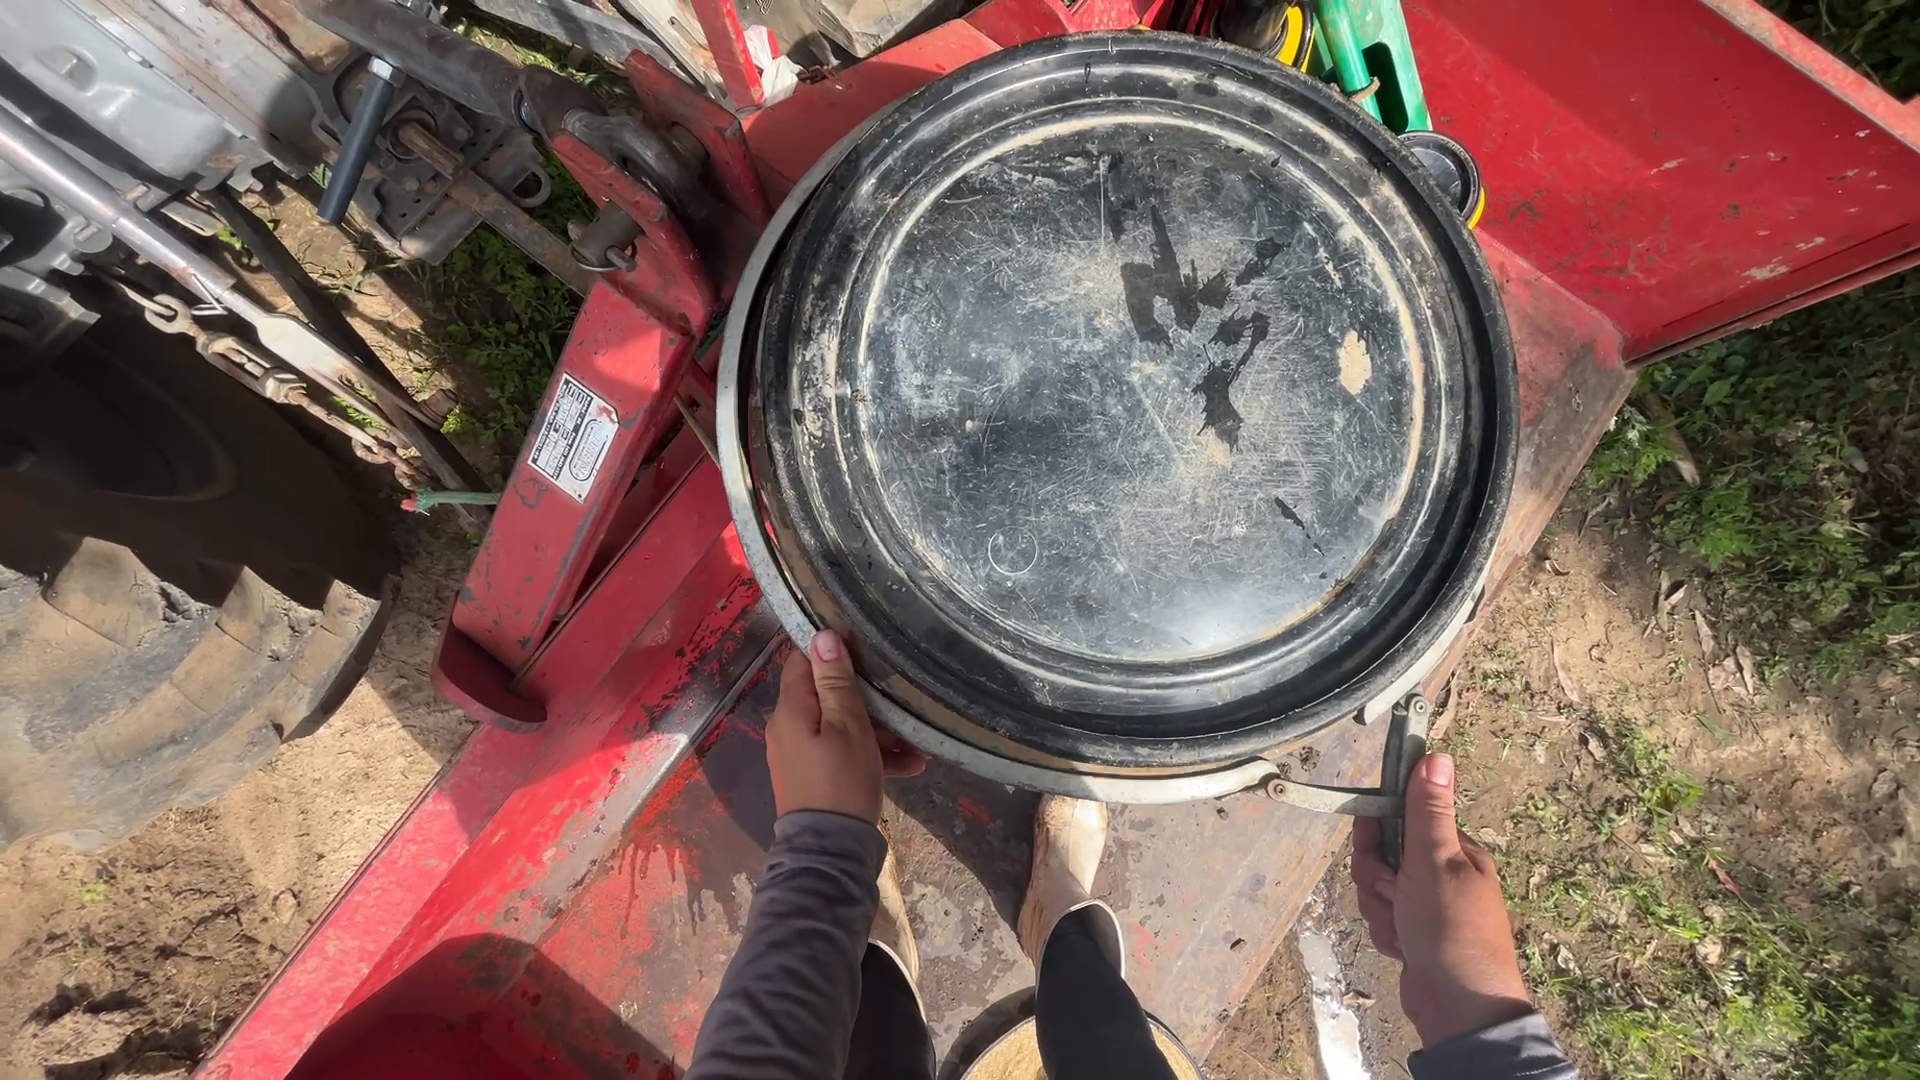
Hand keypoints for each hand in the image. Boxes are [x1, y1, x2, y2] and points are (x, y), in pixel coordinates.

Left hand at [766, 629, 928, 823]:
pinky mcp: (814, 776)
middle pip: (826, 694)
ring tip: (916, 740)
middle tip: (899, 693)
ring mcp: (801, 753)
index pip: (803, 661)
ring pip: (841, 725)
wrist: (829, 852)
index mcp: (792, 709)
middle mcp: (789, 727)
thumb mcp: (847, 724)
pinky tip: (911, 764)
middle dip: (864, 695)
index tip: (863, 645)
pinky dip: (871, 753)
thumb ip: (835, 681)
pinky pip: (843, 752)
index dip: (831, 650)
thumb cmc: (841, 780)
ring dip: (877, 729)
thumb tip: (822, 636)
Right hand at [1351, 753, 1532, 1047]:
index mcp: (1454, 851)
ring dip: (1379, 907)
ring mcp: (1428, 905)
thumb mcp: (1435, 860)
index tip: (1371, 845)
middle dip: (1376, 877)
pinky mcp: (1415, 933)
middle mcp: (1442, 874)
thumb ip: (1428, 810)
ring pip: (1376, 887)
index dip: (1376, 832)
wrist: (1459, 1008)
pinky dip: (1385, 930)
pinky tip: (1401, 946)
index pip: (1398, 820)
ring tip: (1400, 928)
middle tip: (1392, 894)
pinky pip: (1381, 916)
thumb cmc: (1451, 927)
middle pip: (1381, 854)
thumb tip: (1437, 755)